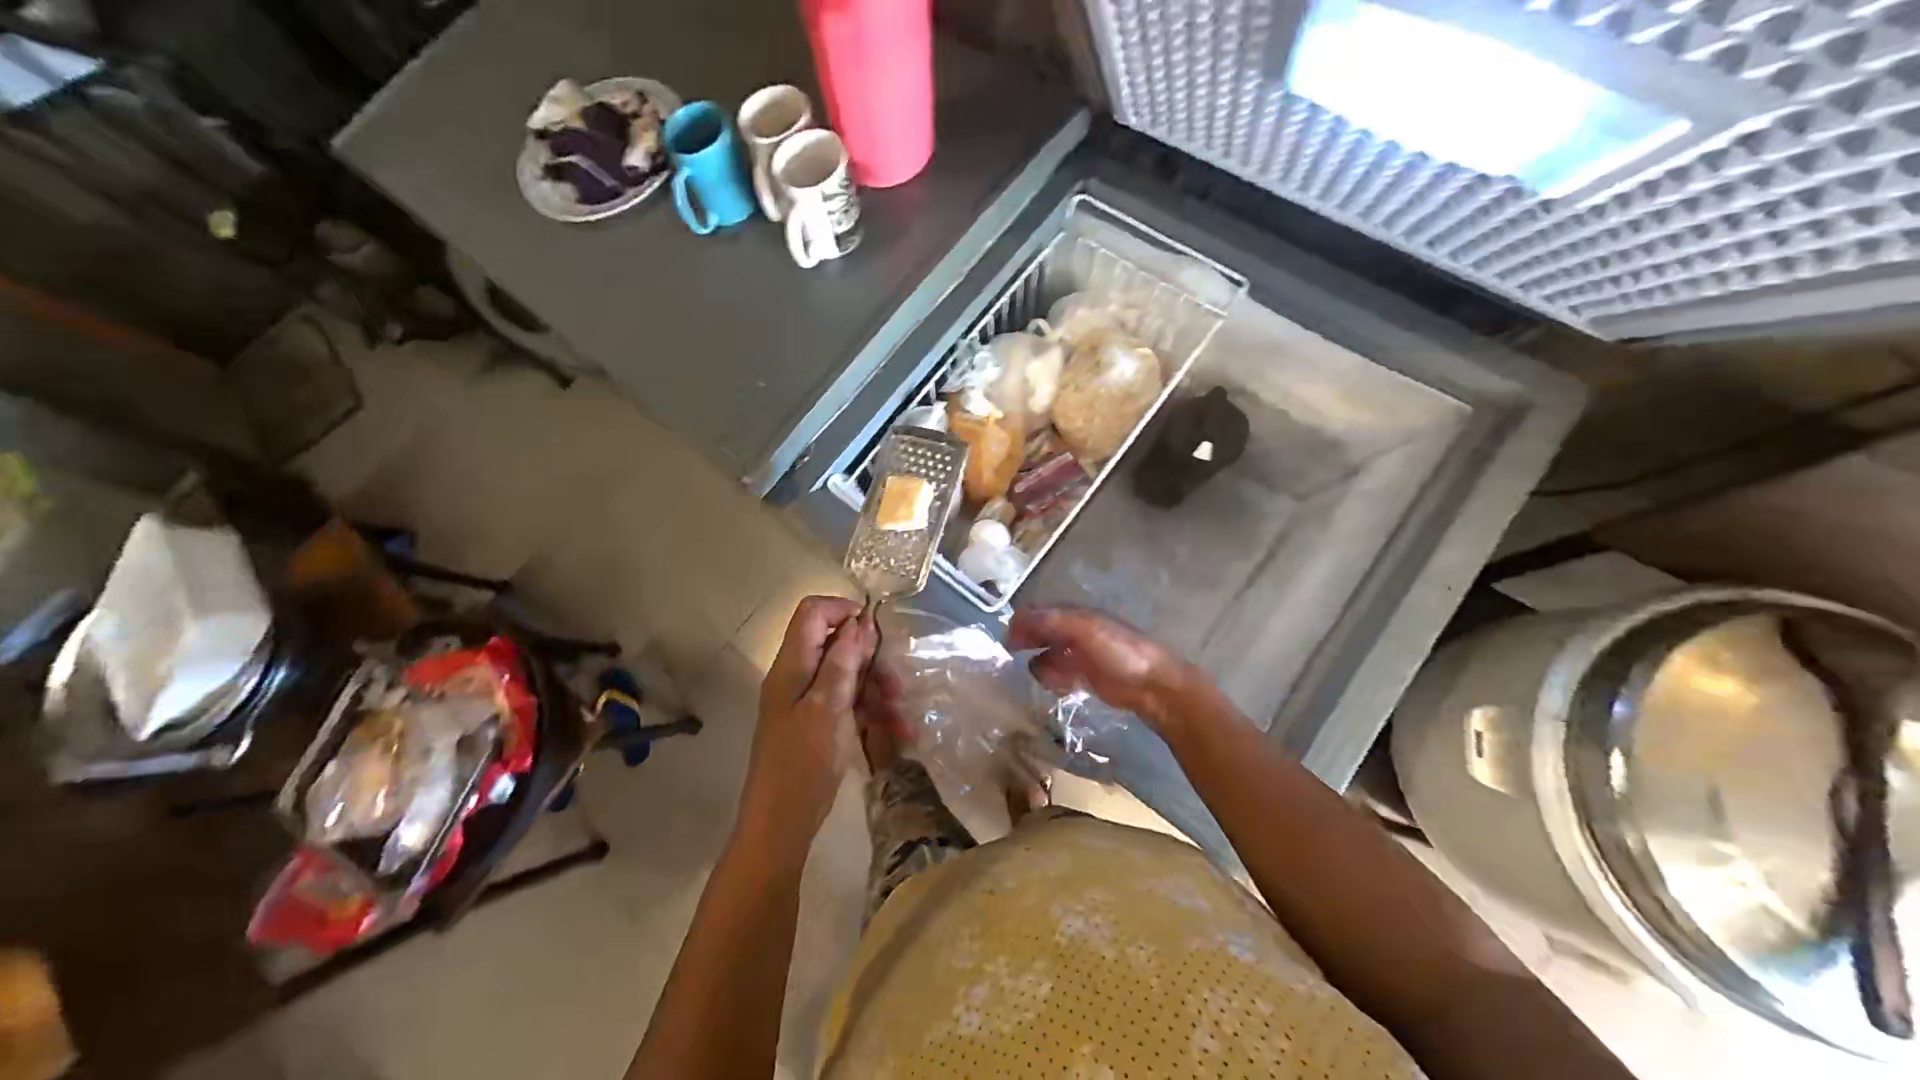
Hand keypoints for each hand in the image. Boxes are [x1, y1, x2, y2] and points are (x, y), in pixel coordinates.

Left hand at [738, 596, 875, 847]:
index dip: (843, 611)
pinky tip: (898, 733)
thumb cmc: (803, 763)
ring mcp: (809, 702)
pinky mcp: (820, 724)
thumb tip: (858, 621)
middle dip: (871, 661)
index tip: (875, 631)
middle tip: (895, 685)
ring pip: (849, 677)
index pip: (812, 613)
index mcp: (792, 666)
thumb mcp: (827, 708)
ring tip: (901, 720)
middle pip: (837, 646)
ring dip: (878, 692)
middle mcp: (798, 677)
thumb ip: (842, 662)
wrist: (782, 824)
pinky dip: (872, 714)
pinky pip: (850, 705)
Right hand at [1009, 606, 1199, 734]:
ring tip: (1042, 676)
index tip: (1008, 642)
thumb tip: (1017, 620)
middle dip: (1026, 642)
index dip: (1020, 623)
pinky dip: (1053, 679)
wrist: (1154, 685)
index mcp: (1074, 615)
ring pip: (1046, 656)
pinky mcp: (1084, 678)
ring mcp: (1079, 655)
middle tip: (1013, 659)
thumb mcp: (1085, 630)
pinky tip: (1058, 687)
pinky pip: (1058, 675)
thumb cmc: (1120, 653)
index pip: (1038, 612)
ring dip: (1039, 664)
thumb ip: (1052, 622)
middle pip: (1040, 632)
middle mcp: (1074, 632)